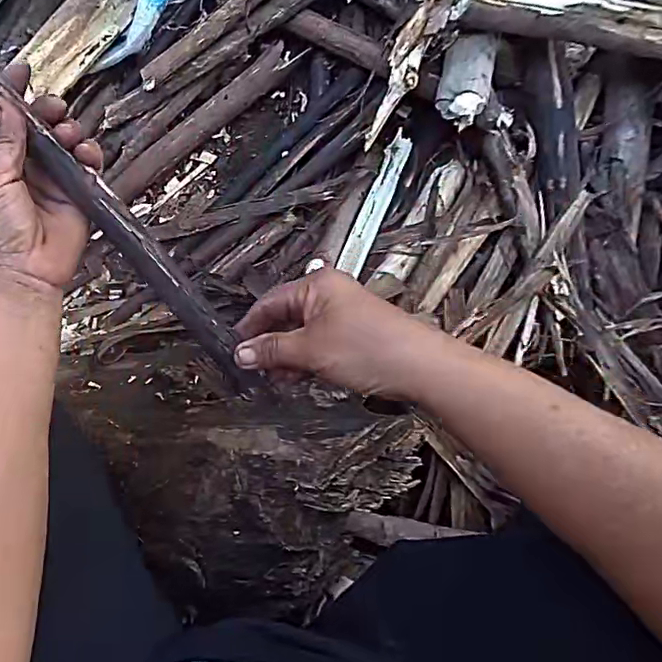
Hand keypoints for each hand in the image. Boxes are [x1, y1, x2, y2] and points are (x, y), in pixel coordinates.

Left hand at [0, 62, 103, 303]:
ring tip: (69, 137)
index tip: (21, 71)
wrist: (25, 273)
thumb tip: (1, 103)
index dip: (14, 92)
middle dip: (49, 110)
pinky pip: (89, 164)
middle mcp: (28, 166)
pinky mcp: (77, 193)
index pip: (8, 117)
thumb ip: (3, 142)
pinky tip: (85, 156)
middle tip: (53, 110)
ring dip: (71, 131)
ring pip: (68, 139)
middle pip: (42, 124)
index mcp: (0, 161)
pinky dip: (90, 154)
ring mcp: (54, 179)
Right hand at [233, 269, 466, 400]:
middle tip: (256, 367)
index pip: (268, 303)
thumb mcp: (309, 351)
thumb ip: (270, 351)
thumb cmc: (376, 348)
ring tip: (279, 376)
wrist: (424, 369)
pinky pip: (318, 341)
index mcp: (317, 285)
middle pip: (284, 317)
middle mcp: (329, 293)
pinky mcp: (354, 332)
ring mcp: (343, 313)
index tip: (238, 349)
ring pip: (301, 332)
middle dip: (269, 345)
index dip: (250, 328)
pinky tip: (301, 375)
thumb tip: (243, 352)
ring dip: (287, 355)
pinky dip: (306, 358)